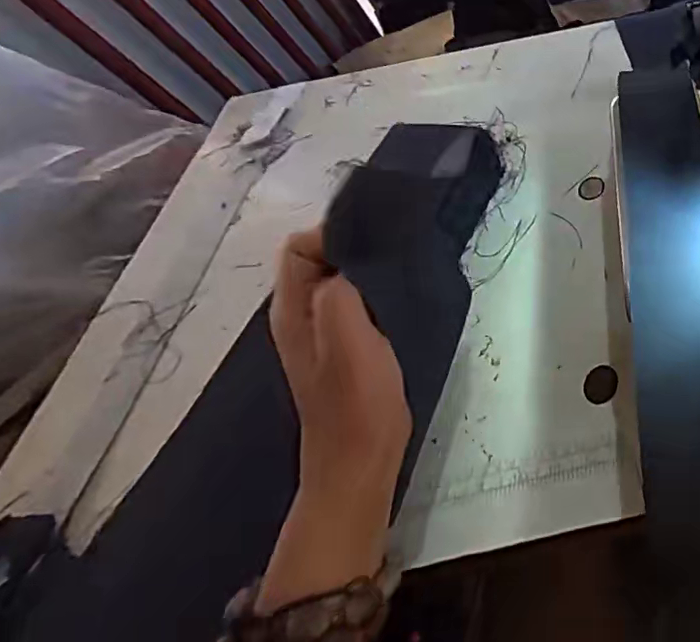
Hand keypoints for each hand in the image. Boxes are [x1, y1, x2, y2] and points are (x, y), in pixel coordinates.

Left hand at [269, 227, 411, 496]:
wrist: (361, 462)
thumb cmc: (357, 404)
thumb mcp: (350, 344)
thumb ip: (340, 296)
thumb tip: (350, 261)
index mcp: (294, 310)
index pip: (299, 246)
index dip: (334, 236)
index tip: (378, 244)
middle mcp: (302, 313)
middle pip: (320, 256)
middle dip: (357, 245)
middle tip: (398, 252)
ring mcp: (324, 328)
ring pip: (342, 275)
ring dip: (371, 266)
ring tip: (405, 268)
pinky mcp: (348, 339)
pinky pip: (359, 295)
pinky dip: (379, 286)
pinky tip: (403, 293)